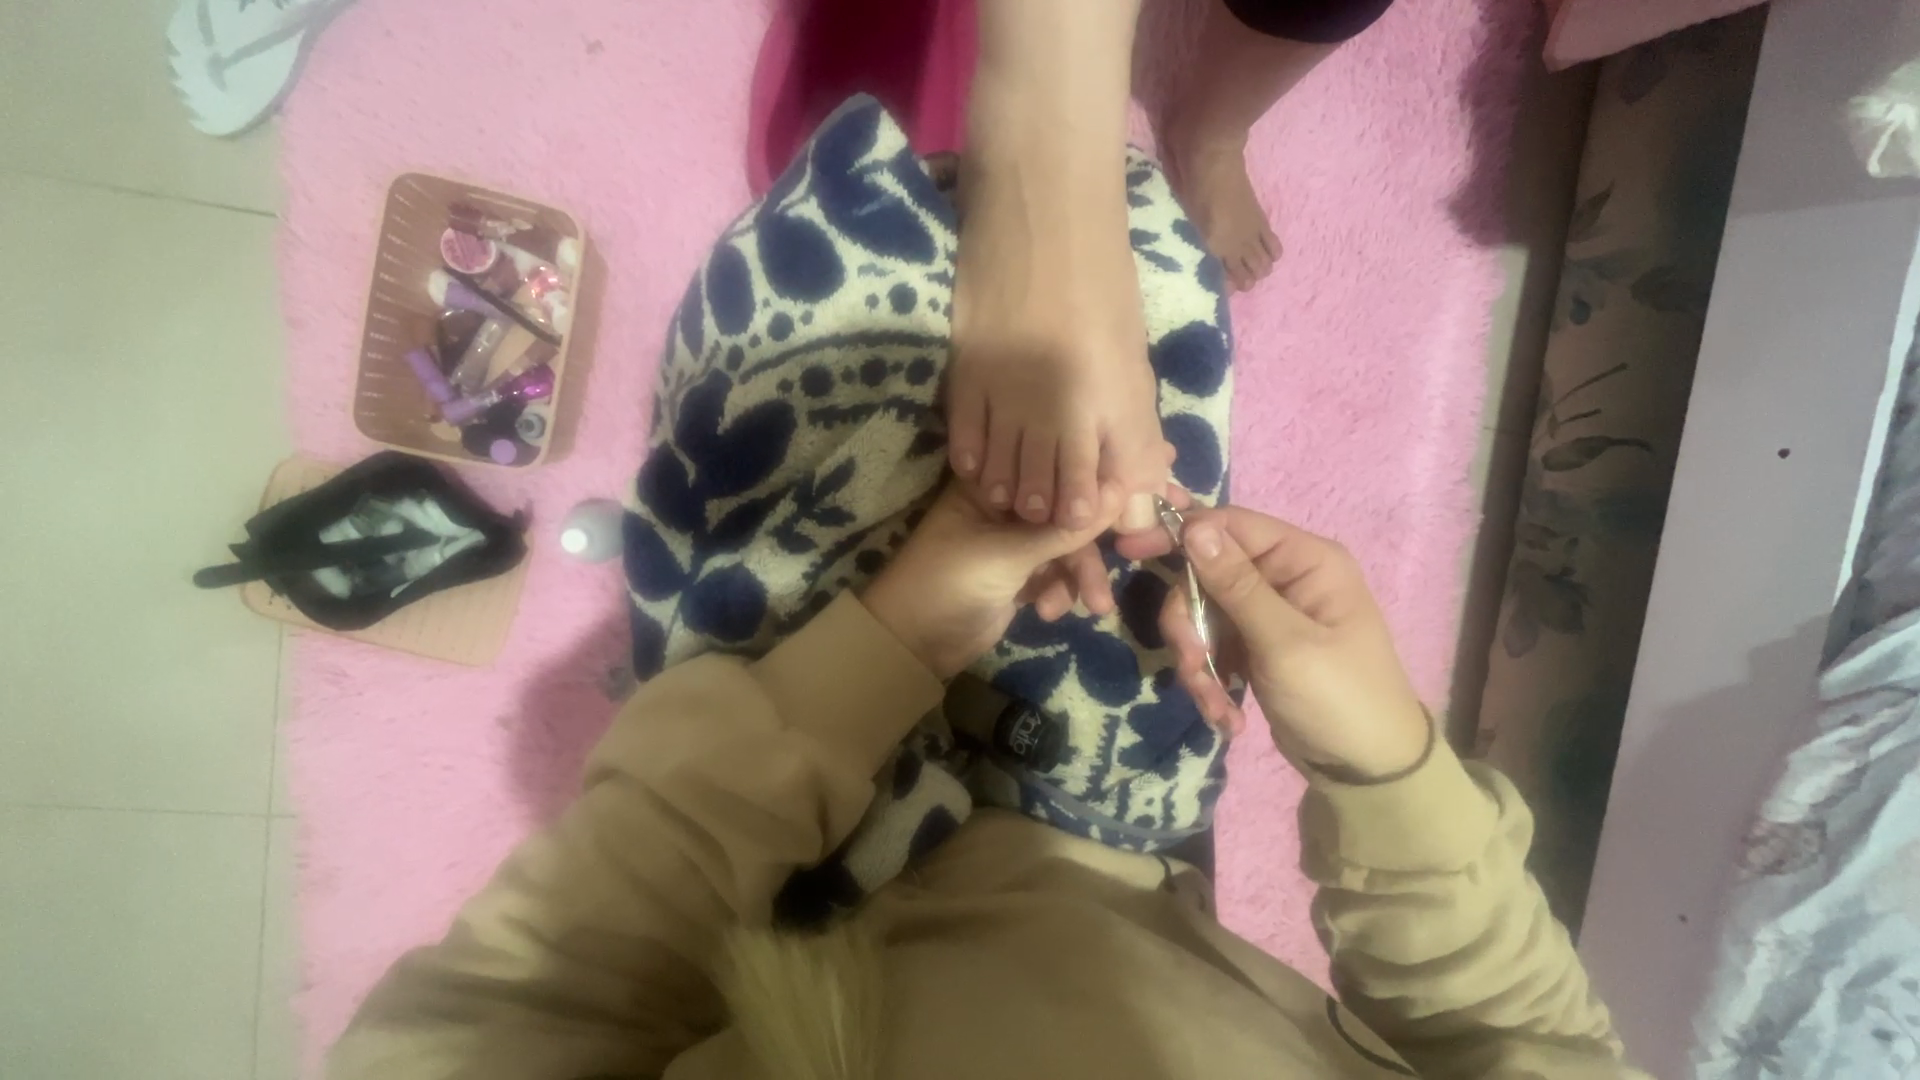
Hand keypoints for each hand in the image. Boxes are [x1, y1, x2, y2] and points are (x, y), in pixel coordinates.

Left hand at [862, 483, 1122, 679]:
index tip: (1132, 505)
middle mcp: (1004, 509)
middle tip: (1126, 560)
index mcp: (993, 485)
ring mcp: (1010, 545)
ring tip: (1094, 606)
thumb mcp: (1009, 554)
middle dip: (1090, 547)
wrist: (912, 643)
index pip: (1052, 473)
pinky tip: (1048, 611)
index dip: (1091, 488)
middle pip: (1063, 514)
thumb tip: (1122, 494)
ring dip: (1079, 577)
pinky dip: (1058, 592)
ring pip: (1063, 550)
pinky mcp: (1016, 577)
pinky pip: (1052, 576)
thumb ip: (1065, 529)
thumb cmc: (950, 582)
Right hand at [946, 151, 1169, 533]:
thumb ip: (1132, 421)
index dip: (1084, 509)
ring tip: (1010, 503)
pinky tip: (978, 471)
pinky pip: (964, 437)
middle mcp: (1054, 408)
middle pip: (1043, 484)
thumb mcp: (1133, 352)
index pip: (1092, 482)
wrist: (1045, 211)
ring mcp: (1005, 393)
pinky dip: (972, 461)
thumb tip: (1136, 476)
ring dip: (1007, 492)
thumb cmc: (1102, 279)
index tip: (1080, 518)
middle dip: (1044, 510)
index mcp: (1104, 401)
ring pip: (1002, 469)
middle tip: (1041, 519)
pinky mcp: (966, 374)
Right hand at [1115, 507, 1430, 778]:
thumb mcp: (1285, 642)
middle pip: (1204, 575)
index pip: (1229, 525)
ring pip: (1199, 614)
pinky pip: (1209, 645)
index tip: (1131, 548)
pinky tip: (1225, 713)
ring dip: (1197, 661)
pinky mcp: (1250, 644)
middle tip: (1190, 663)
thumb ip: (1236, 584)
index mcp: (1304, 560)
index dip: (1179, 533)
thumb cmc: (1340, 698)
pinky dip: (1209, 678)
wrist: (1365, 770)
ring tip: (1215, 704)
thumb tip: (1193, 528)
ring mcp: (1264, 611)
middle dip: (1188, 623)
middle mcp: (1282, 576)